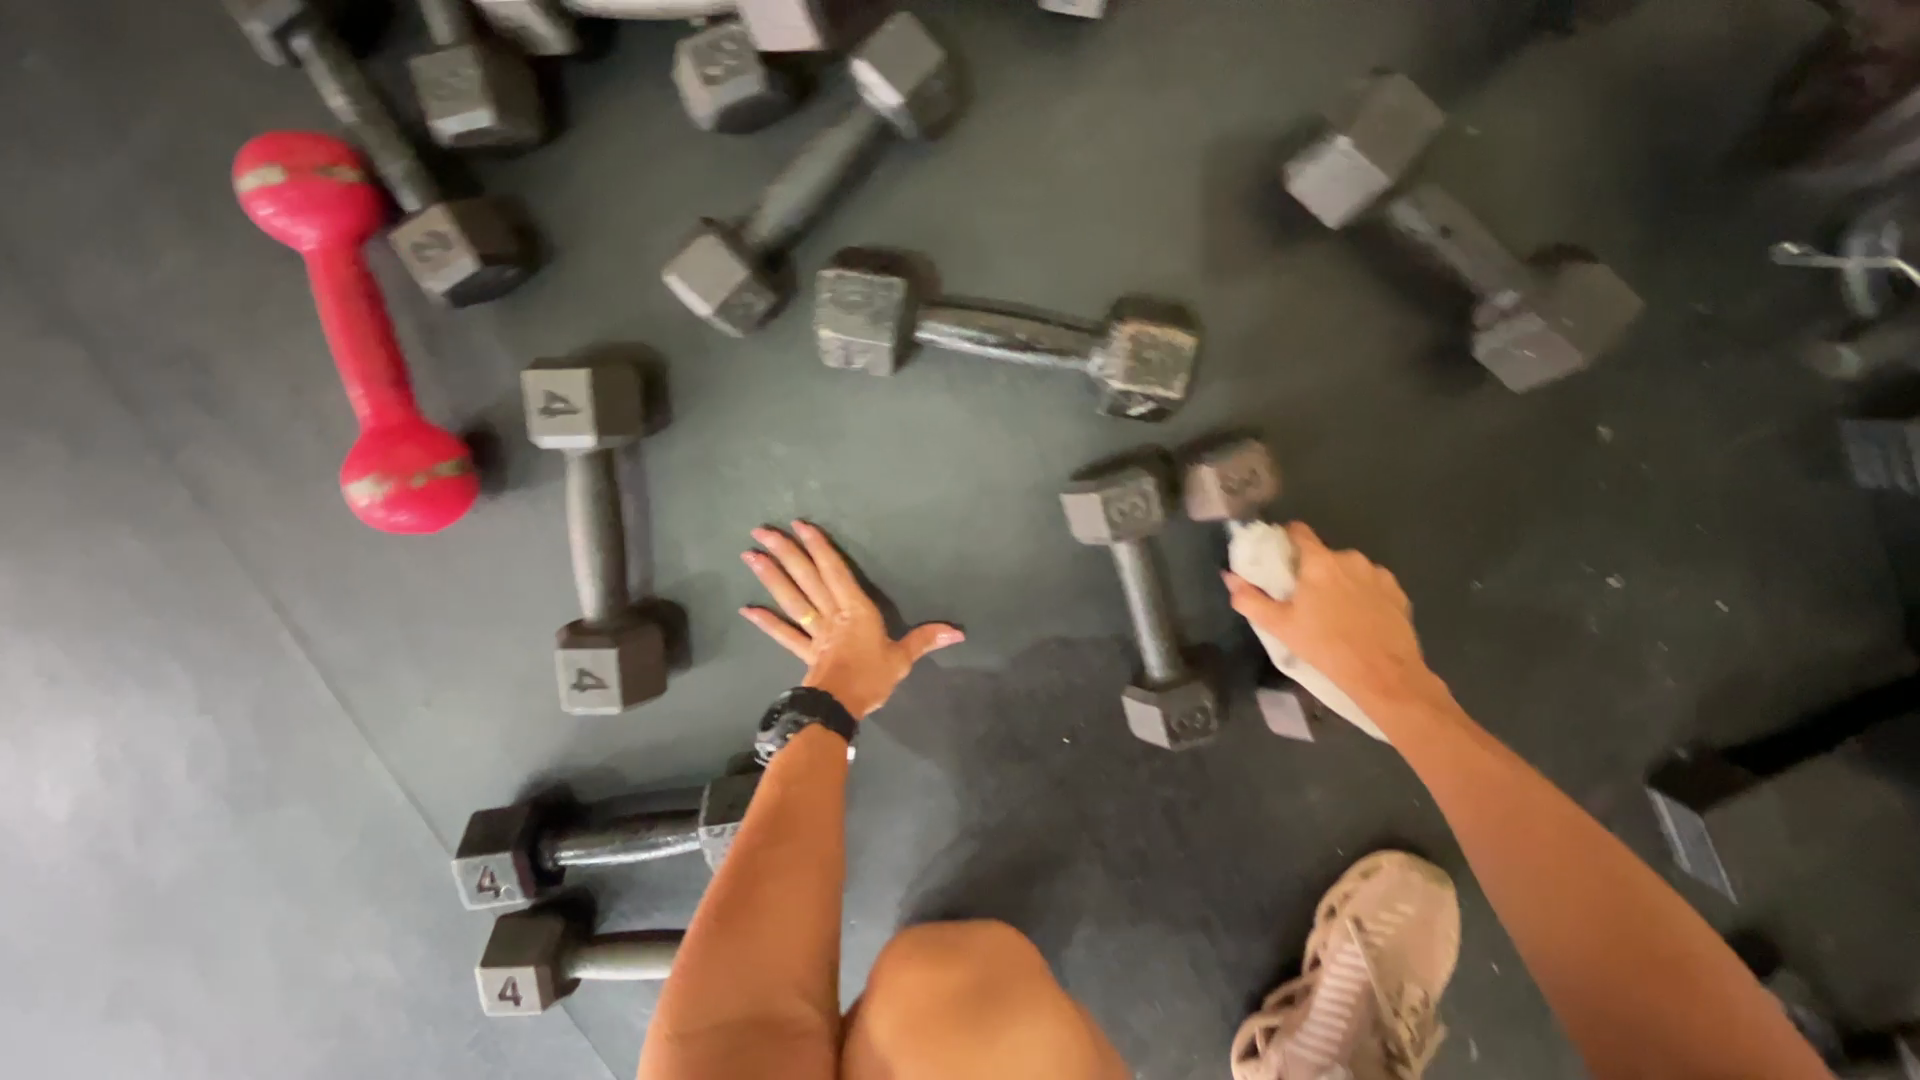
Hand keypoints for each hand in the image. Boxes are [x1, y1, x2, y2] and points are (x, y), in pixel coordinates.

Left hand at [739, 522, 963, 717]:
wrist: (839, 708)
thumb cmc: (871, 678)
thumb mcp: (902, 659)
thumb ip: (925, 640)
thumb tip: (958, 632)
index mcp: (856, 610)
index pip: (835, 571)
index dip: (819, 547)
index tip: (800, 525)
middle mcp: (831, 614)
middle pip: (806, 578)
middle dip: (785, 552)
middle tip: (761, 530)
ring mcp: (813, 632)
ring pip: (791, 598)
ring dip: (770, 576)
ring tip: (750, 555)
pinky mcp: (803, 652)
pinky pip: (783, 634)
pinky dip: (765, 621)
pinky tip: (747, 608)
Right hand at [1223, 523, 1438, 711]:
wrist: (1383, 673)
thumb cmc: (1325, 646)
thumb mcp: (1279, 626)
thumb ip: (1250, 599)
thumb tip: (1229, 578)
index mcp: (1319, 562)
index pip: (1299, 532)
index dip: (1286, 539)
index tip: (1280, 558)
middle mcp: (1350, 558)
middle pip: (1324, 556)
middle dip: (1313, 571)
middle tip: (1306, 599)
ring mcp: (1377, 574)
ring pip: (1349, 570)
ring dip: (1340, 582)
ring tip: (1336, 613)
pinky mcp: (1398, 591)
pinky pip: (1372, 584)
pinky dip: (1364, 595)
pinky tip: (1361, 619)